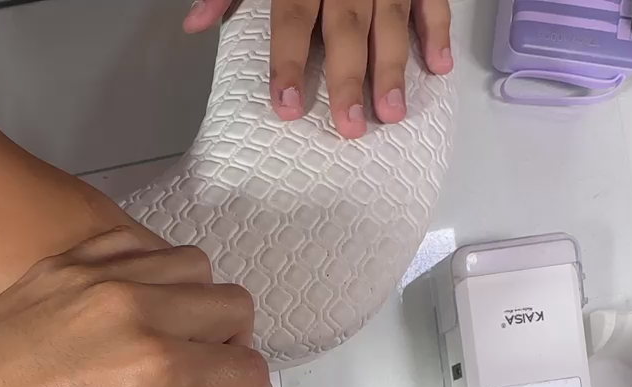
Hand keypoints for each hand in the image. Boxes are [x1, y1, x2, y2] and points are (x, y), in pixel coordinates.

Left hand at [0, 228, 274, 386]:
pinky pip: (141, 245)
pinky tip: (136, 312)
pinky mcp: (67, 261)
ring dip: (201, 308)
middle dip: (236, 354)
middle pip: (234, 309)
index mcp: (152, 370)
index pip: (244, 371)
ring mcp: (100, 275)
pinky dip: (156, 273)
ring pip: (196, 267)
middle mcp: (136, 310)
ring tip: (175, 349)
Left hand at [183, 0, 453, 138]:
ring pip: (393, 16)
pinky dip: (437, 28)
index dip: (288, 63)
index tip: (287, 108)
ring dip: (394, 66)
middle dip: (350, 77)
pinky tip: (436, 68)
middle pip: (347, 26)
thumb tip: (194, 24)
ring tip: (392, 114)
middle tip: (350, 127)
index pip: (292, 19)